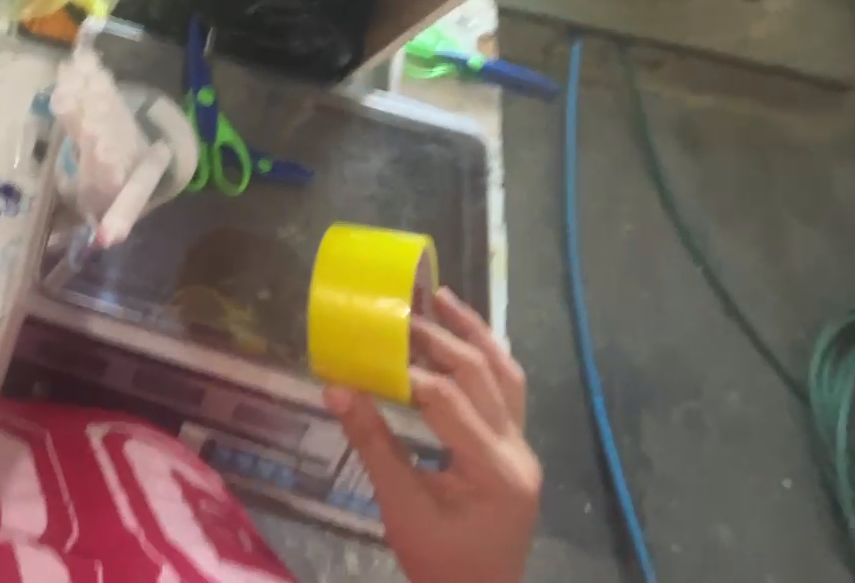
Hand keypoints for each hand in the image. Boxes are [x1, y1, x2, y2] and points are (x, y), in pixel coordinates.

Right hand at [325, 288, 539, 582]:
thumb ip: (371, 442)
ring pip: (506, 376)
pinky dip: (484, 357)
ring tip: (442, 298)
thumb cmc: (440, 560)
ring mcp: (520, 449)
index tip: (366, 347)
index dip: (404, 369)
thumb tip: (334, 387)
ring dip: (474, 334)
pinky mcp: (512, 450)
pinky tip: (460, 337)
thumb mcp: (401, 505)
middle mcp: (517, 451)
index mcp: (494, 468)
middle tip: (399, 308)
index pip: (446, 399)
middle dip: (439, 337)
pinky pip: (506, 392)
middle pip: (483, 376)